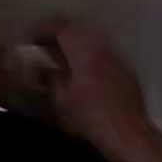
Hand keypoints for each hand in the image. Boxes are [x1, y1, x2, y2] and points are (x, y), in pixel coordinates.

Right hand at [38, 20, 160, 159]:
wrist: (129, 133)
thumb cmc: (91, 116)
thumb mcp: (62, 100)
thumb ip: (50, 78)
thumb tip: (41, 68)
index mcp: (83, 49)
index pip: (60, 29)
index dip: (44, 30)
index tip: (32, 39)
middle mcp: (100, 45)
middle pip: (77, 29)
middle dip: (60, 35)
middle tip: (45, 46)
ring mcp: (116, 55)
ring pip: (92, 38)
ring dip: (75, 43)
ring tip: (62, 56)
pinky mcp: (125, 68)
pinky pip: (103, 51)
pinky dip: (89, 54)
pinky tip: (83, 69)